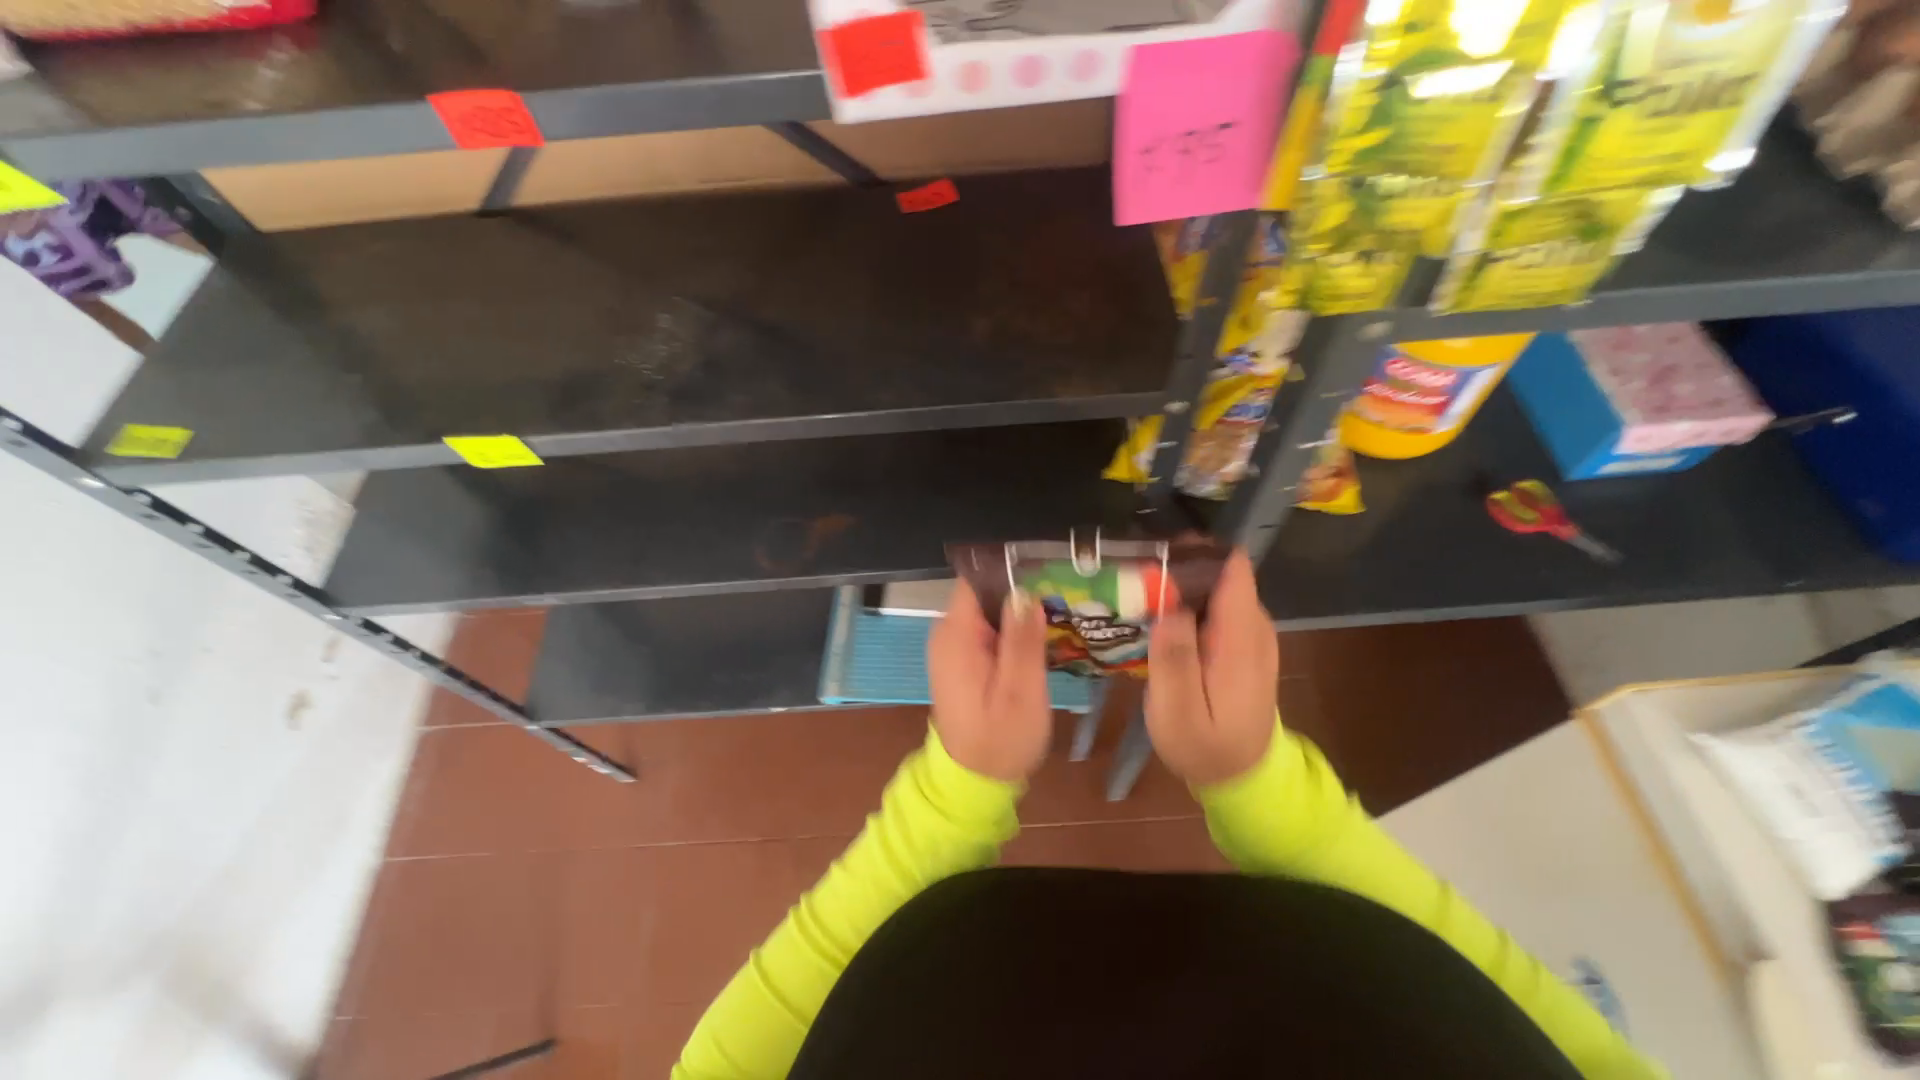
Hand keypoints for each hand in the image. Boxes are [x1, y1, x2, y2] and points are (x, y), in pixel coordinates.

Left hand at [928, 580, 1052, 782]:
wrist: (975, 782)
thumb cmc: (1001, 738)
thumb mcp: (1021, 690)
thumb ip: (1022, 639)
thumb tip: (1025, 591)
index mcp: (956, 635)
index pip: (977, 580)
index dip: (1010, 574)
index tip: (1046, 574)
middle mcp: (946, 635)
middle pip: (984, 595)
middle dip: (1019, 595)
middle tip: (1063, 601)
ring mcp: (952, 649)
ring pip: (988, 614)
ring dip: (1018, 616)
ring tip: (1058, 618)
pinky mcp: (962, 663)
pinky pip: (986, 633)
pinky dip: (1010, 635)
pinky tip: (1038, 642)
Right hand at [1146, 550, 1278, 787]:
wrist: (1242, 775)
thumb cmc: (1205, 746)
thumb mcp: (1178, 712)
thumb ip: (1174, 658)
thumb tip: (1170, 606)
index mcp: (1241, 640)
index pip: (1233, 569)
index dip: (1195, 554)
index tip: (1155, 557)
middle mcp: (1255, 627)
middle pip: (1221, 574)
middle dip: (1180, 570)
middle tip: (1136, 584)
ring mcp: (1253, 633)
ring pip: (1218, 588)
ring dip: (1183, 587)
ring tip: (1142, 600)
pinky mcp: (1244, 642)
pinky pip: (1219, 606)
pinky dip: (1192, 605)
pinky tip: (1164, 622)